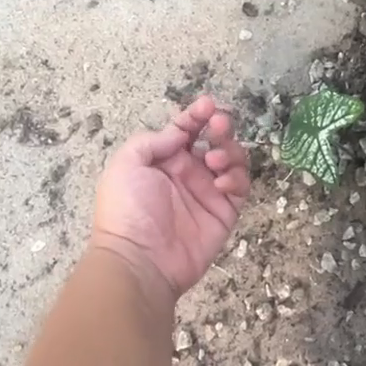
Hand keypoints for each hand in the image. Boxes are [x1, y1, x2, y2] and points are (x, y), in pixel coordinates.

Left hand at [88, 96, 250, 302]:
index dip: (198, 114)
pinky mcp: (225, 211)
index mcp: (165, 159)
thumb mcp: (126, 165)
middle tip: (219, 125)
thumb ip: (153, 140)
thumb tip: (182, 133)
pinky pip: (240, 186)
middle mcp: (189, 171)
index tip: (208, 105)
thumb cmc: (127, 210)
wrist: (139, 260)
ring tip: (214, 161)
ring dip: (229, 151)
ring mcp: (208, 191)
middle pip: (215, 138)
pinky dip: (235, 178)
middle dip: (221, 125)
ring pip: (233, 158)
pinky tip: (220, 183)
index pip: (187, 129)